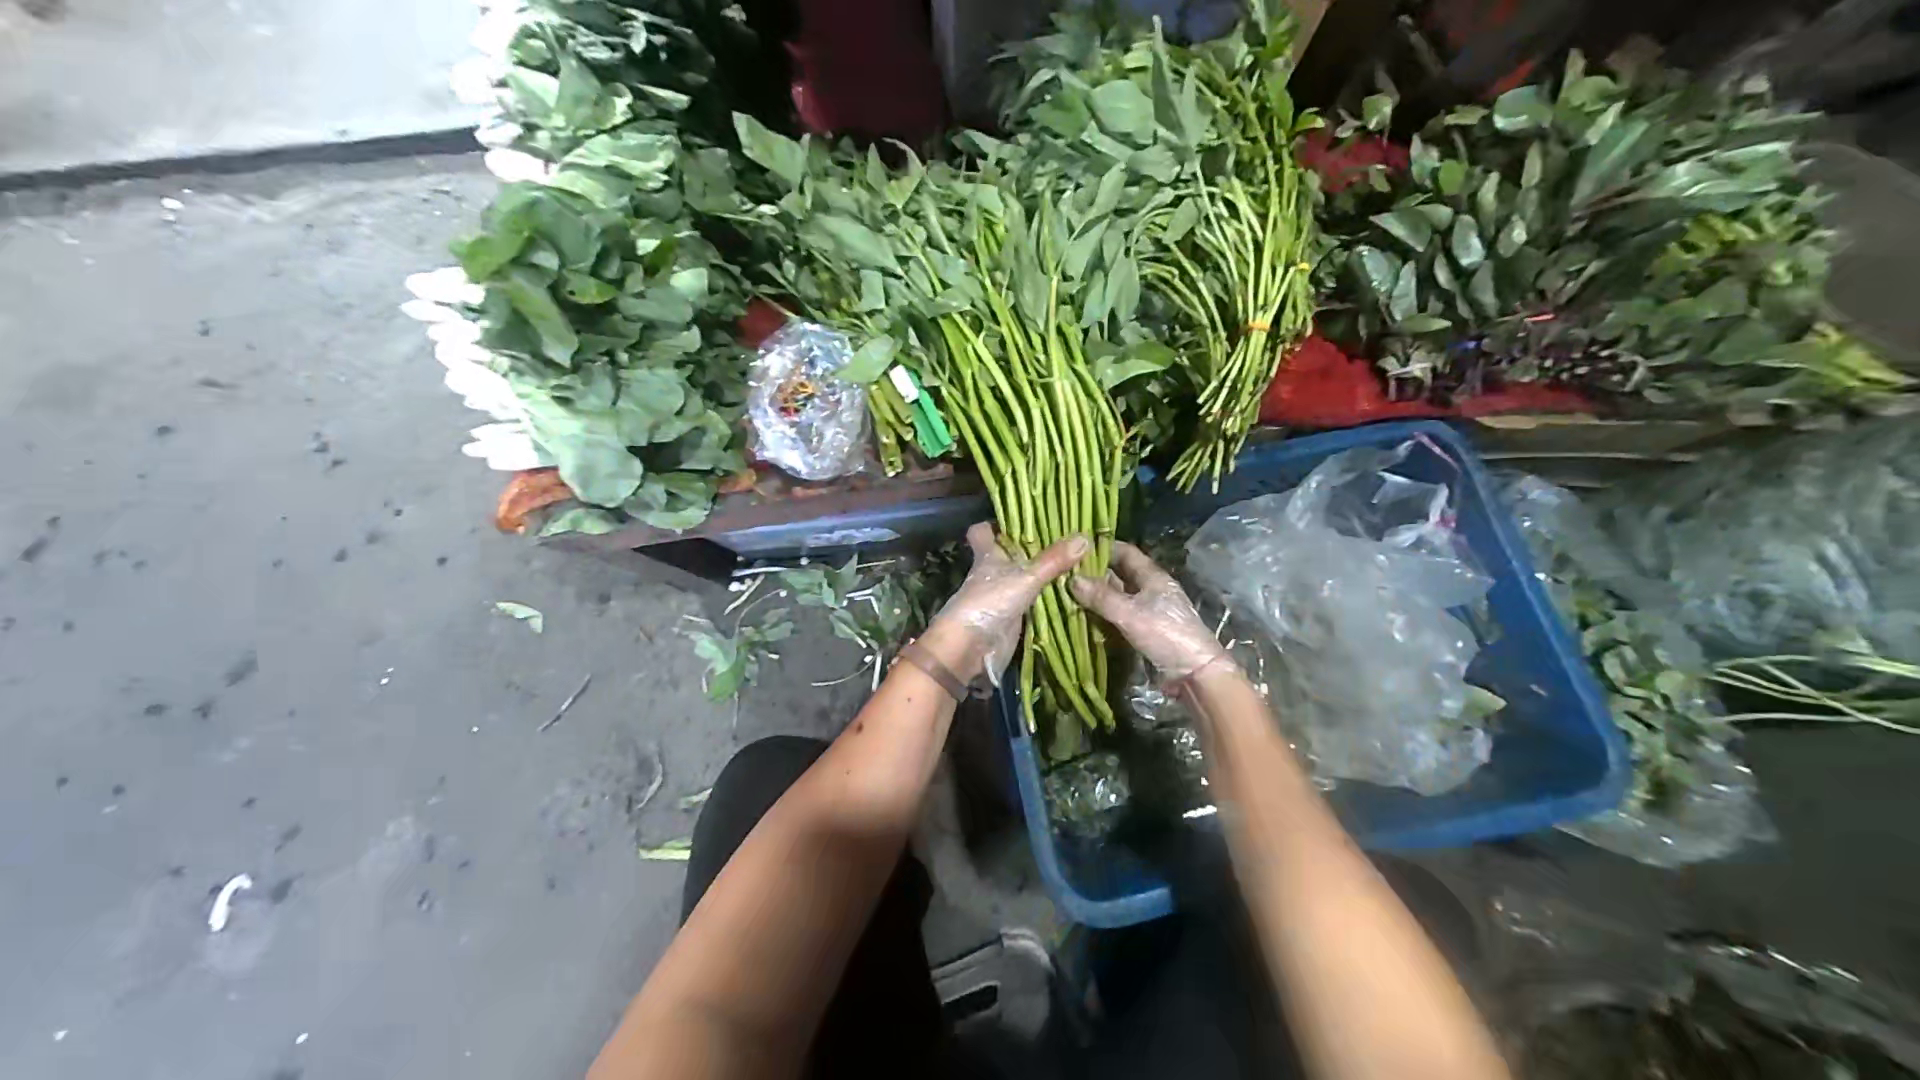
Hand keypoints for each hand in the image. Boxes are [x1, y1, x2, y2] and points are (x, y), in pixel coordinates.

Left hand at [922, 523, 1089, 682]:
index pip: (983, 532)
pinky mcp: (1011, 618)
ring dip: (1042, 574)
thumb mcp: (1024, 578)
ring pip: (1022, 579)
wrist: (970, 649)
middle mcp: (992, 574)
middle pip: (1008, 555)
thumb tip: (1085, 537)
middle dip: (1030, 548)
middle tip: (1064, 538)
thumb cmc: (988, 603)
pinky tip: (1070, 593)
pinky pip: (1032, 602)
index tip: (1021, 517)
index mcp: (987, 557)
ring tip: (1076, 562)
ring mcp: (1001, 597)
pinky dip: (1047, 598)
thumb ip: (1053, 560)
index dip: (996, 524)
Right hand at [1071, 541, 1234, 681]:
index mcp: (1151, 576)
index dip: (1102, 548)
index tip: (1075, 549)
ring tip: (1065, 593)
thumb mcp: (1131, 613)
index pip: (1124, 552)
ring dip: (1094, 595)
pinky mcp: (1141, 630)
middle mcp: (1148, 589)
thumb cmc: (1167, 635)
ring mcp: (1145, 610)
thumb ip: (1101, 597)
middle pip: (1117, 574)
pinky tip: (1080, 616)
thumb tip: (1070, 579)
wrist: (1194, 673)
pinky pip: (1116, 615)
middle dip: (1092, 573)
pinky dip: (1100, 614)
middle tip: (1063, 573)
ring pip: (1115, 596)